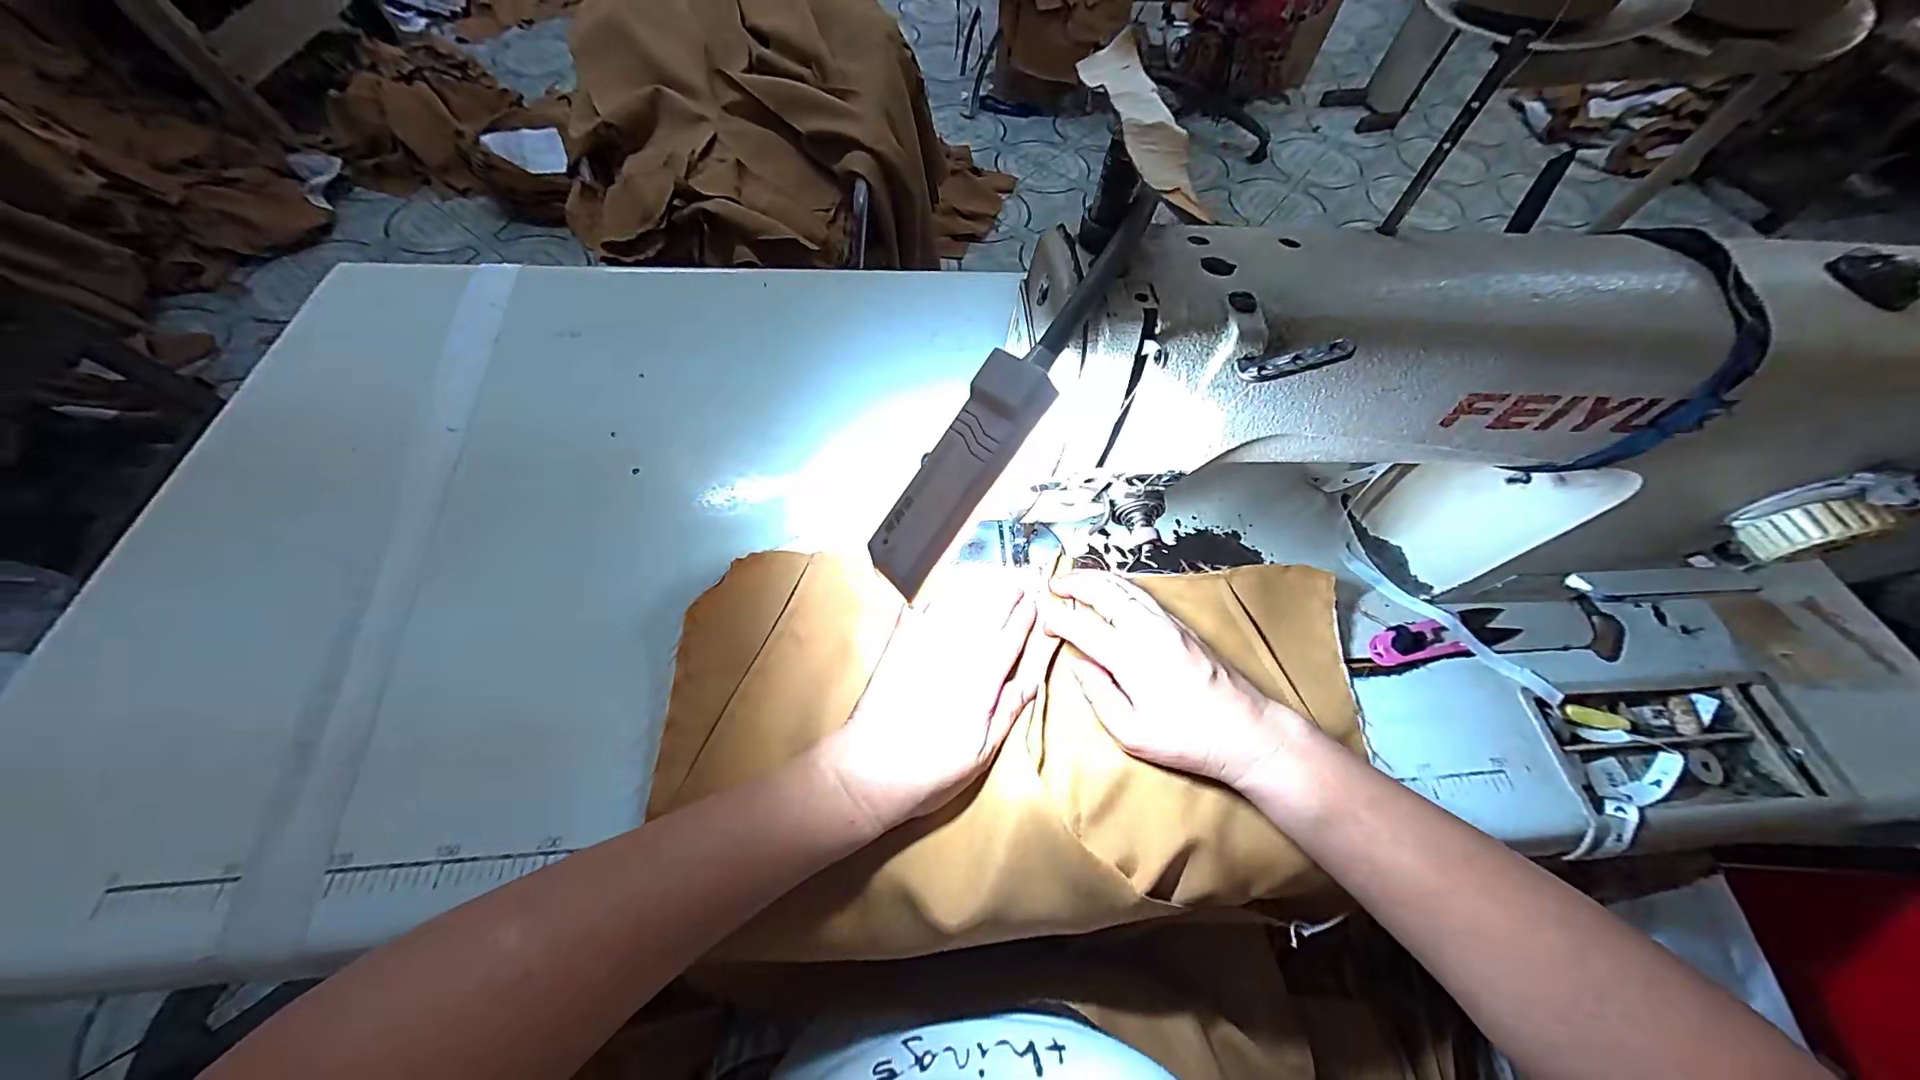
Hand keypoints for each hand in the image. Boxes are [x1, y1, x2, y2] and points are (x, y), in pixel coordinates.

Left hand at [815, 572, 1043, 836]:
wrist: (868, 770)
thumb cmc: (930, 770)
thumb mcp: (981, 753)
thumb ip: (1007, 712)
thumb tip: (1031, 682)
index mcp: (981, 680)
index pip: (1010, 638)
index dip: (1025, 617)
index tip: (1035, 601)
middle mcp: (954, 655)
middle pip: (984, 613)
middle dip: (1004, 593)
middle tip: (1018, 579)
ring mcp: (922, 648)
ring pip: (952, 608)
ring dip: (973, 591)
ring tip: (987, 579)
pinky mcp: (896, 650)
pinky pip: (917, 616)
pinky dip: (931, 604)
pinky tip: (937, 600)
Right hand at [1040, 570, 1314, 788]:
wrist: (1248, 731)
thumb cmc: (1189, 740)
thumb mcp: (1131, 732)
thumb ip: (1099, 695)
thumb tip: (1079, 666)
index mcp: (1131, 657)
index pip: (1083, 625)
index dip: (1057, 619)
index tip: (1044, 623)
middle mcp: (1148, 631)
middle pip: (1104, 591)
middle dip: (1074, 583)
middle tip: (1053, 585)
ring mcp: (1168, 624)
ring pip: (1125, 587)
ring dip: (1096, 578)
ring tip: (1075, 578)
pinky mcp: (1181, 625)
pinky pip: (1142, 593)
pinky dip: (1118, 584)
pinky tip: (1111, 589)